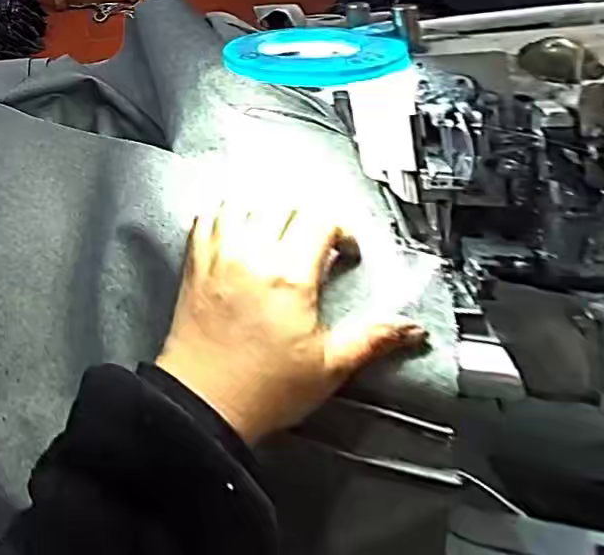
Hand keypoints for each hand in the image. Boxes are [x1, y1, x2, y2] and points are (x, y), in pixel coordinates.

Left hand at [154, 203, 425, 444]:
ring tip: (274, 232)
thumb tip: (409, 328)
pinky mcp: (195, 261)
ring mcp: (219, 254)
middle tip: (313, 243)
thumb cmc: (264, 388)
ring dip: (261, 210)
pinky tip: (233, 231)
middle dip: (304, 218)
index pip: (319, 220)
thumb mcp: (330, 366)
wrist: (206, 400)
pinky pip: (204, 218)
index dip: (340, 229)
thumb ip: (372, 338)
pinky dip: (221, 215)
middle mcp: (251, 255)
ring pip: (240, 203)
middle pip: (282, 205)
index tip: (344, 250)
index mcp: (289, 276)